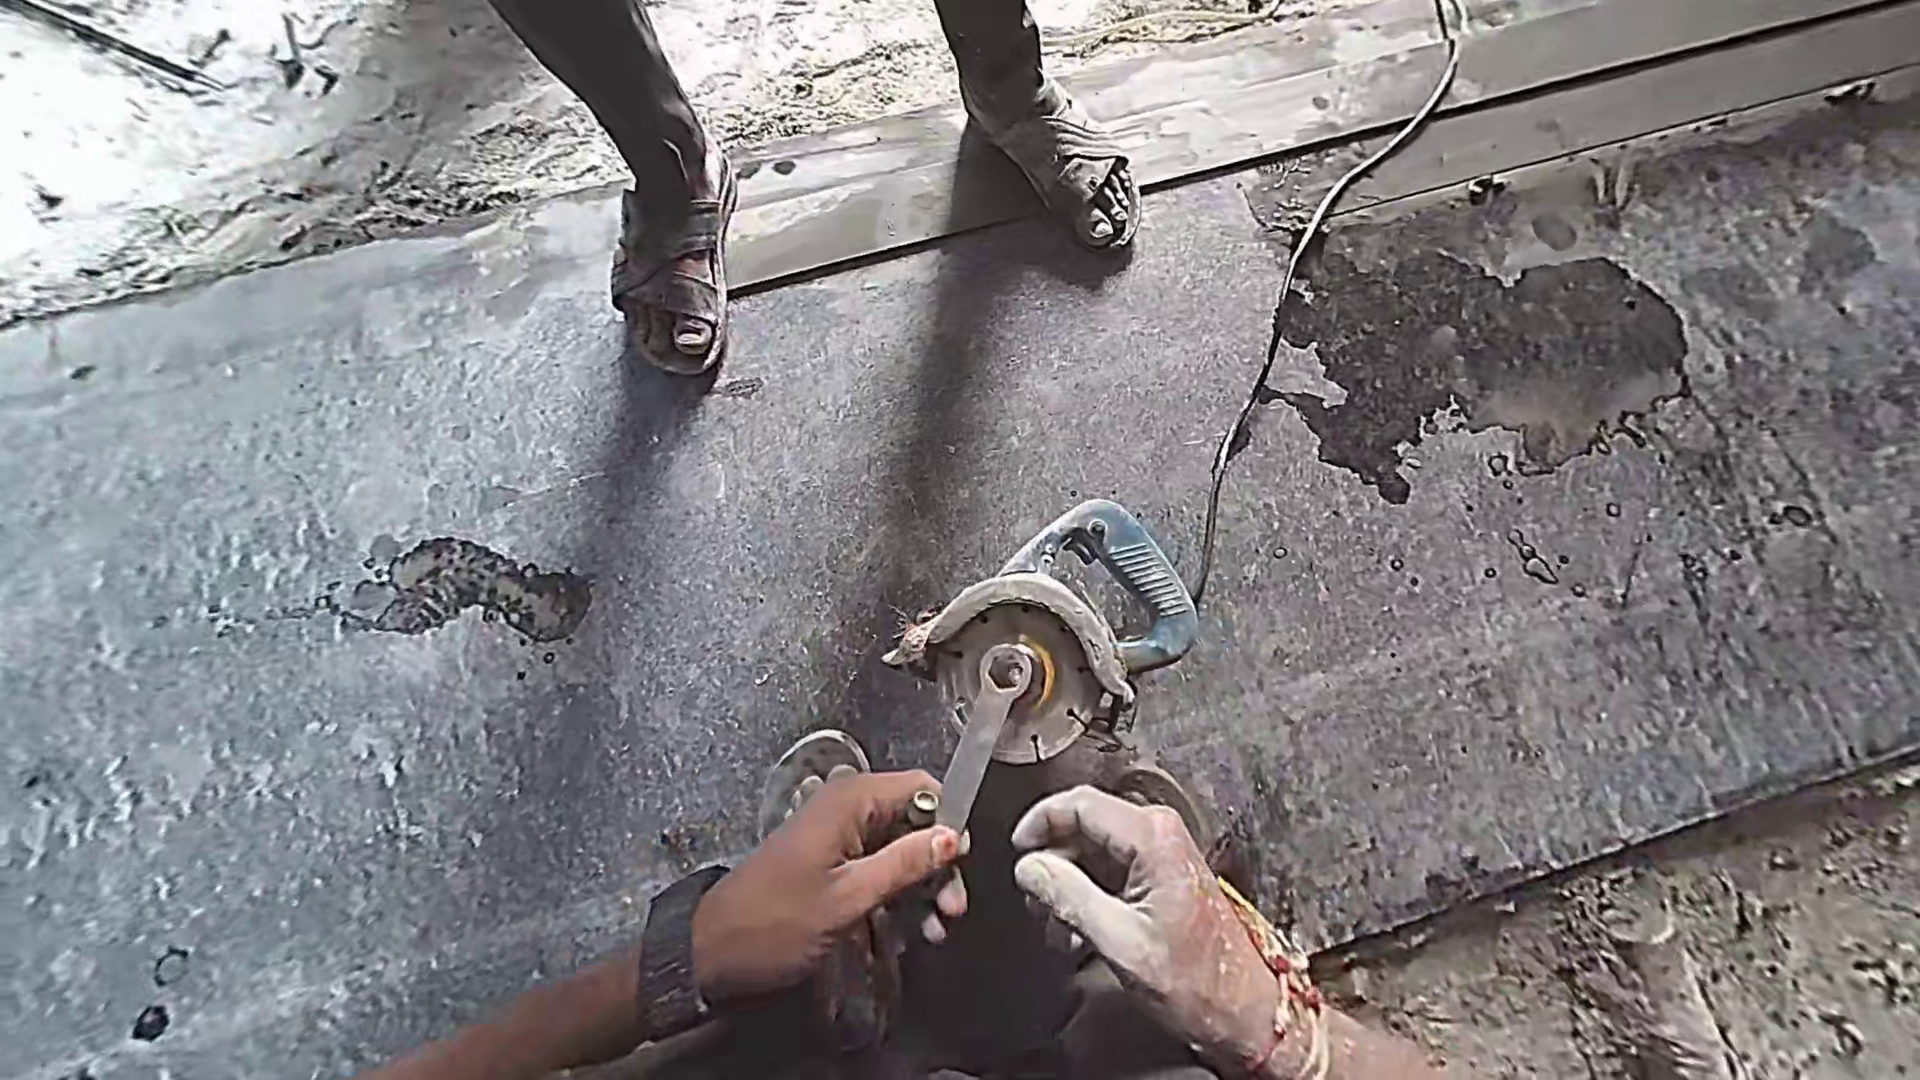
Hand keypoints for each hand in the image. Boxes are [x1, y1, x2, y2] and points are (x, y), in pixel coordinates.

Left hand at [692, 770, 966, 1004]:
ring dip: (919, 886)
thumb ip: (904, 863)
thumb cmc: (777, 920)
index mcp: (852, 799)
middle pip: (914, 821)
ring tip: (932, 930)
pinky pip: (878, 864)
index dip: (946, 821)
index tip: (958, 864)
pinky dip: (895, 893)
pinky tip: (904, 931)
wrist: (713, 951)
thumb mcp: (848, 897)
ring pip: (899, 847)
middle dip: (936, 864)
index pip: (921, 787)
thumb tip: (951, 837)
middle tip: (951, 910)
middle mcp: (849, 806)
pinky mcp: (834, 857)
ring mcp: (841, 832)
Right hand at [1011, 786, 1281, 1070]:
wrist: (1248, 1013)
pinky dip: (1084, 887)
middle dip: (1052, 857)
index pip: (1078, 803)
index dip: (1040, 821)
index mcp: (1152, 835)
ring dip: (1065, 877)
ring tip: (1054, 918)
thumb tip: (1030, 868)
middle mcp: (1157, 830)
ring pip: (1090, 843)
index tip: (1019, 847)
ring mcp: (1158, 846)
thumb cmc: (1201, 983)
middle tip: (1032, 893)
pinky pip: (1106, 862)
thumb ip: (1069, 896)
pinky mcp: (1157, 866)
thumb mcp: (1122, 941)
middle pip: (1082, 822)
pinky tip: (1076, 922)